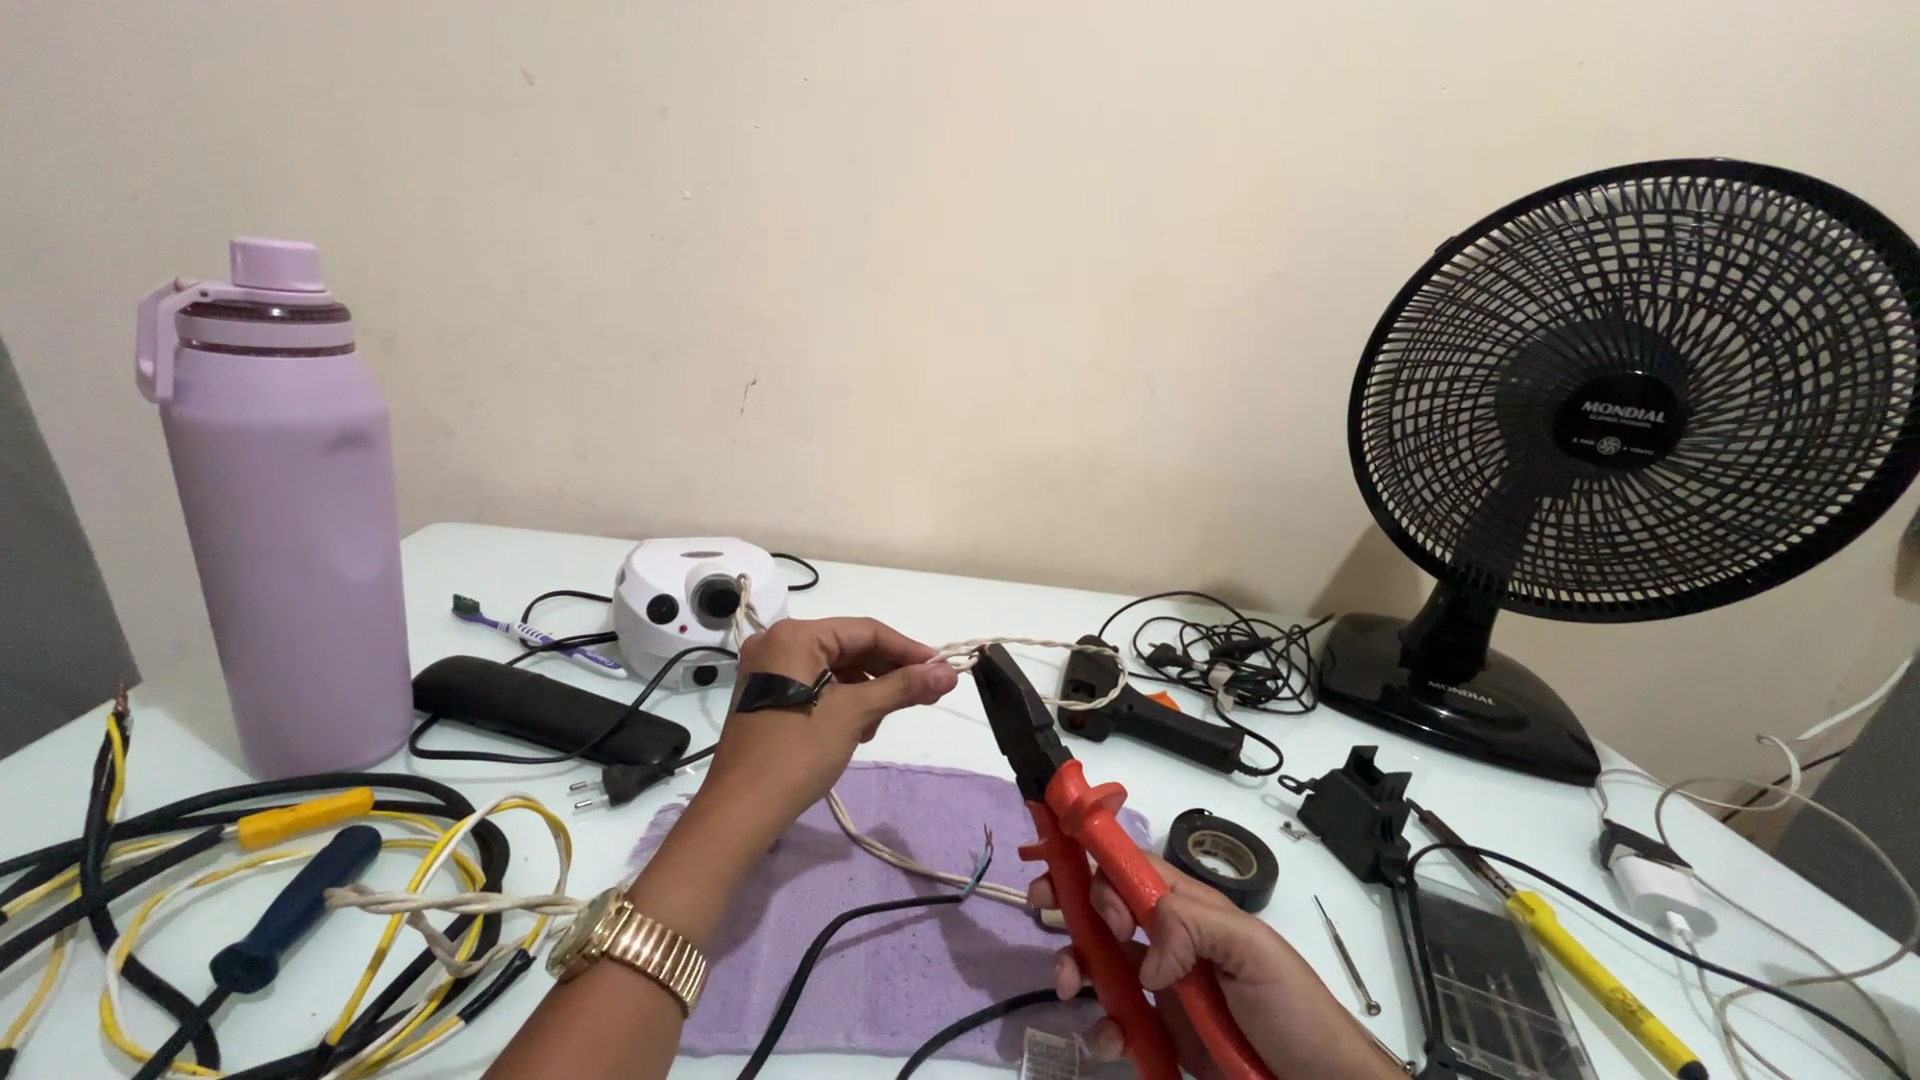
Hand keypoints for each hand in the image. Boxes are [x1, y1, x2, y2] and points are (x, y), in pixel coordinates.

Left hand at [700, 617, 958, 827]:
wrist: (741, 810)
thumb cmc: (797, 753)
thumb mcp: (854, 714)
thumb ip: (902, 687)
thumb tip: (950, 672)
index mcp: (795, 636)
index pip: (865, 630)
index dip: (907, 649)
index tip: (942, 668)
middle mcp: (778, 642)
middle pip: (850, 647)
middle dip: (889, 671)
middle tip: (927, 694)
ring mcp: (769, 669)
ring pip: (836, 668)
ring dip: (868, 689)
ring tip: (888, 718)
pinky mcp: (769, 695)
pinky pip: (818, 684)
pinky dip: (844, 700)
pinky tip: (861, 726)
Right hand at [1030, 852, 1403, 1079]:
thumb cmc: (1293, 1009)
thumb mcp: (1254, 953)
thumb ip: (1194, 927)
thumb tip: (1143, 956)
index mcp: (1190, 910)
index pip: (1134, 872)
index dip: (1102, 873)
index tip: (1087, 897)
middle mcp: (1168, 940)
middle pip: (1105, 908)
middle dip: (1069, 901)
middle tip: (1039, 903)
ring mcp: (1160, 987)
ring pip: (1098, 960)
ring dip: (1072, 963)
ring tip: (1067, 987)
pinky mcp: (1157, 1032)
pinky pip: (1112, 1020)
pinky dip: (1100, 1027)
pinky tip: (1109, 1040)